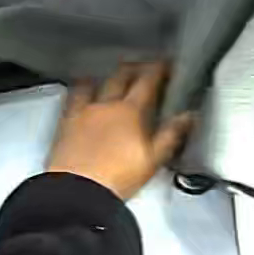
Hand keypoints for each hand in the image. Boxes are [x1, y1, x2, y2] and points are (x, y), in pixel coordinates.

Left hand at [47, 63, 194, 199]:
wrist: (79, 190)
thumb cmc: (118, 177)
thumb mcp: (153, 159)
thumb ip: (171, 135)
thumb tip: (188, 116)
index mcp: (130, 111)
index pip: (147, 81)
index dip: (158, 69)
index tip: (165, 63)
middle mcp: (105, 105)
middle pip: (120, 76)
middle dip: (133, 68)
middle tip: (141, 67)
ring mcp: (83, 112)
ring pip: (92, 83)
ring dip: (103, 77)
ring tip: (107, 77)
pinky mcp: (65, 124)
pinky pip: (72, 98)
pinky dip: (79, 90)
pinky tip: (80, 94)